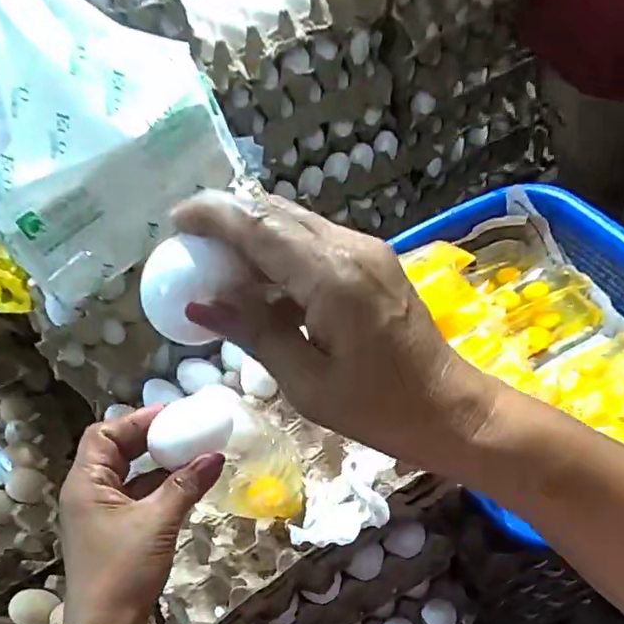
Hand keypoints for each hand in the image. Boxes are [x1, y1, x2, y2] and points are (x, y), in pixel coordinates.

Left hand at [58, 407, 224, 623]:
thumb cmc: (124, 569)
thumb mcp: (157, 522)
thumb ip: (186, 486)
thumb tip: (215, 456)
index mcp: (86, 482)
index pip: (105, 434)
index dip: (137, 421)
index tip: (173, 415)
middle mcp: (87, 492)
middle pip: (115, 451)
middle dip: (149, 440)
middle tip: (186, 431)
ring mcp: (99, 514)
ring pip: (128, 476)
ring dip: (157, 465)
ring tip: (191, 454)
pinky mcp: (112, 533)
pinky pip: (136, 499)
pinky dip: (158, 489)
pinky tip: (185, 487)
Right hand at [171, 190, 501, 470]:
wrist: (448, 409)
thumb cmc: (378, 409)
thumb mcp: (307, 383)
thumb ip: (254, 333)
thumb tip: (201, 304)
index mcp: (331, 278)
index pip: (259, 226)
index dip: (212, 217)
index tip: (175, 224)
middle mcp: (350, 248)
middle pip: (276, 214)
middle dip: (229, 224)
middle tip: (193, 253)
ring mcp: (367, 251)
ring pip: (297, 225)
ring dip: (256, 241)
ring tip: (222, 274)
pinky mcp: (375, 263)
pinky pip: (317, 245)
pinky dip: (283, 258)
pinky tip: (265, 290)